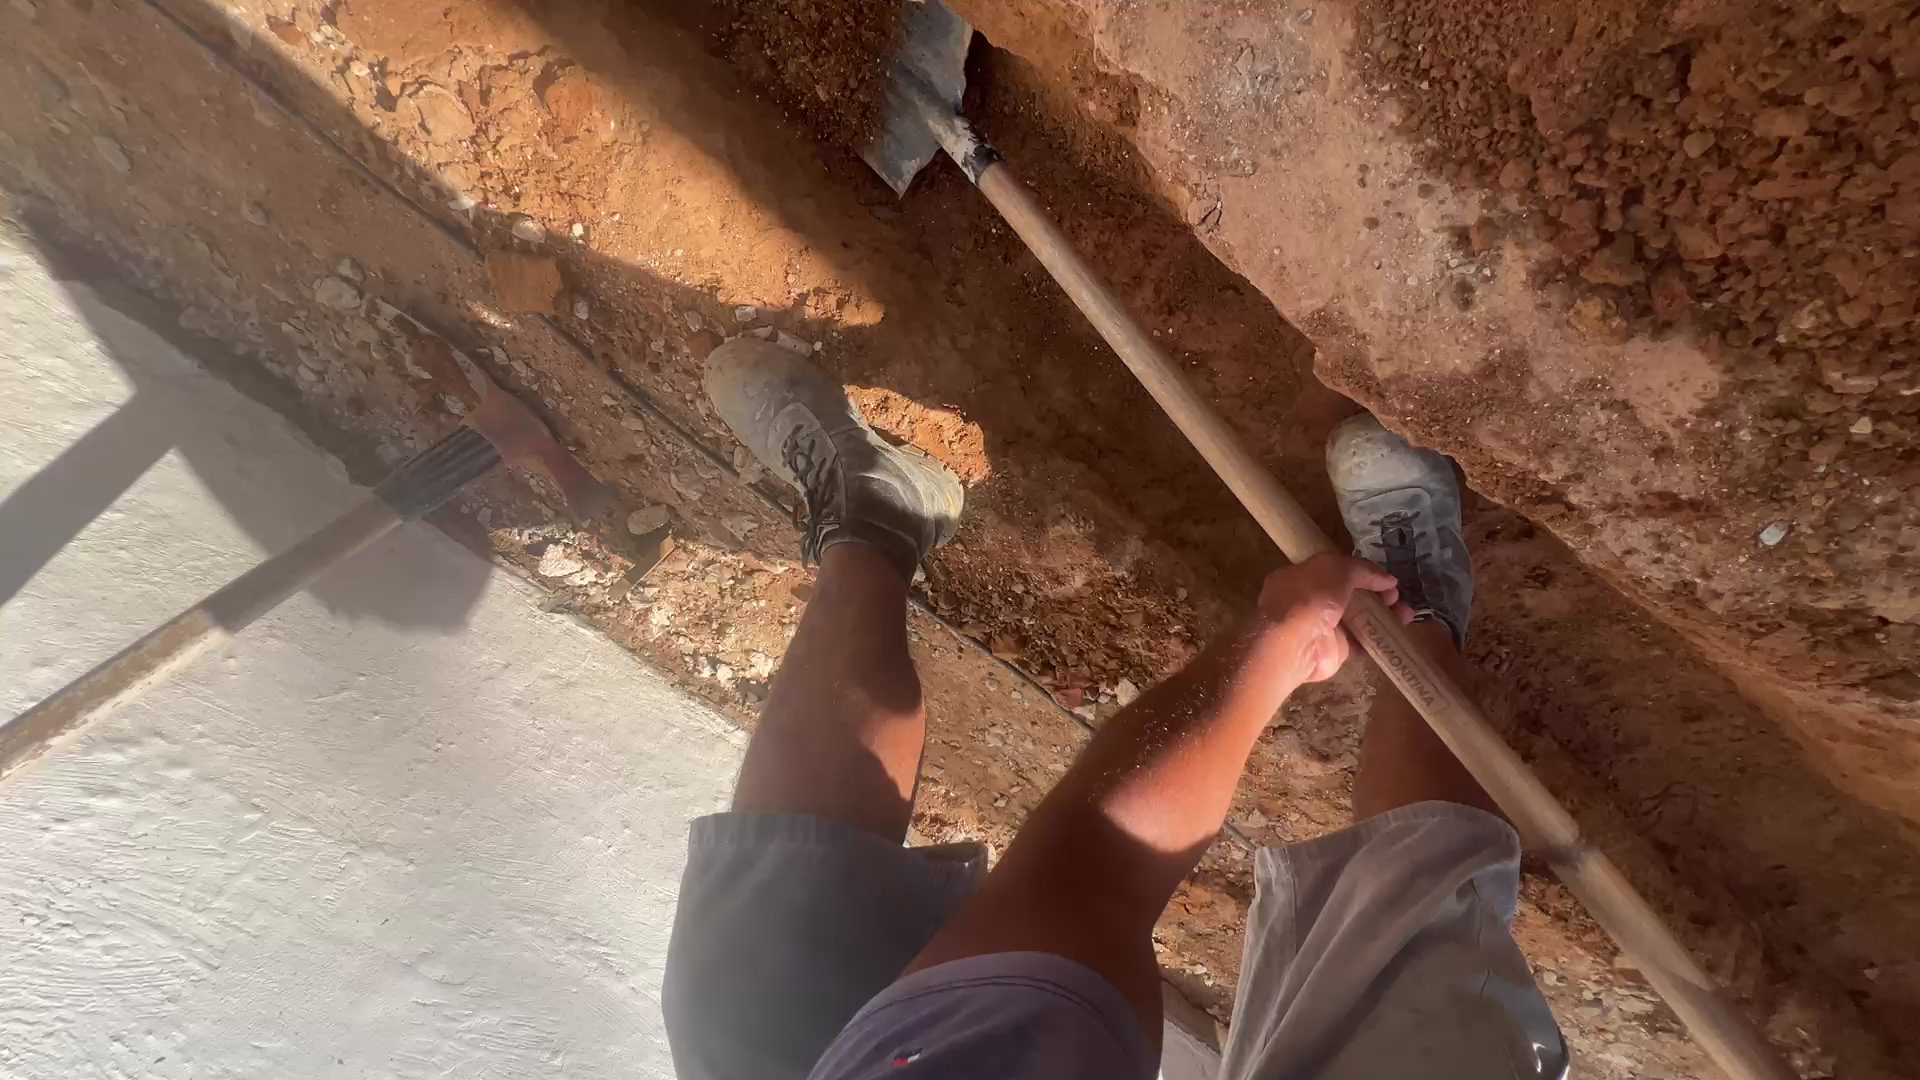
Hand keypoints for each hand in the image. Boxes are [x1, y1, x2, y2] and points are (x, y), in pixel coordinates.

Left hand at [1255, 553, 1412, 683]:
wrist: (1295, 642)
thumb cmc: (1309, 596)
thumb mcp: (1334, 567)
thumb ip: (1361, 569)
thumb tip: (1387, 580)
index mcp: (1300, 577)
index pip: (1333, 572)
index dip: (1360, 573)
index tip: (1383, 578)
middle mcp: (1308, 601)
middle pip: (1348, 595)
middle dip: (1376, 594)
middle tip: (1394, 597)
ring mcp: (1321, 626)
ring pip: (1358, 618)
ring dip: (1384, 614)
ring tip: (1405, 613)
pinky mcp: (1334, 649)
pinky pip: (1361, 641)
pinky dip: (1380, 636)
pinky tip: (1398, 630)